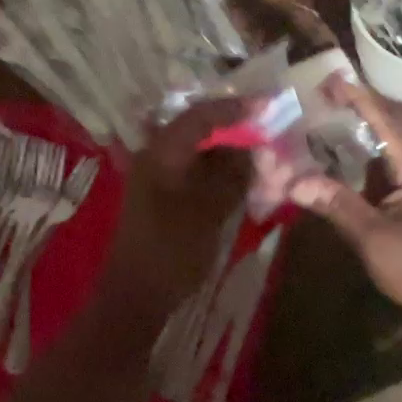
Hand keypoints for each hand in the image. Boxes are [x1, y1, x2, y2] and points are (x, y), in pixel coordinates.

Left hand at [102, 99, 253, 315]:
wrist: (135, 297)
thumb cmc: (171, 250)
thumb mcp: (210, 209)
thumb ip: (232, 174)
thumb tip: (252, 148)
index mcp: (162, 151)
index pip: (201, 114)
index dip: (235, 107)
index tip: (267, 105)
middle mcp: (155, 155)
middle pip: (197, 128)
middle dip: (232, 126)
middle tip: (266, 126)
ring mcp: (155, 176)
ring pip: (195, 150)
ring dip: (225, 148)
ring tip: (259, 151)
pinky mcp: (161, 197)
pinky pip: (192, 169)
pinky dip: (216, 168)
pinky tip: (238, 177)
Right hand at [290, 76, 401, 367]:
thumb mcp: (374, 240)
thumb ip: (336, 205)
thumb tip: (294, 182)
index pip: (386, 121)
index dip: (357, 98)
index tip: (329, 79)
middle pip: (394, 124)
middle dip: (360, 107)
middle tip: (324, 96)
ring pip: (396, 144)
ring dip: (366, 130)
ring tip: (330, 120)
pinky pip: (398, 163)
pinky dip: (372, 154)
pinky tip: (350, 161)